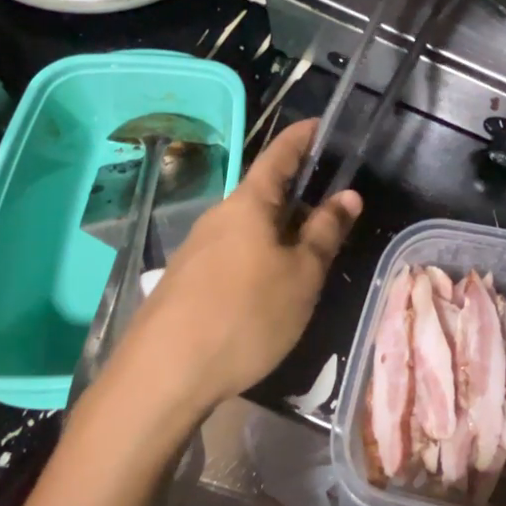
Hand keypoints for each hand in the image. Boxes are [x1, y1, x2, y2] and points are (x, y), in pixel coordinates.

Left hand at [104, 118, 361, 415]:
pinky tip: (271, 289)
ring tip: (309, 253)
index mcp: (247, 205)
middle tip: (334, 207)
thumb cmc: (244, 316)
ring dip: (280, 231)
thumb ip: (325, 232)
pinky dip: (259, 256)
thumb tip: (347, 195)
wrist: (158, 381)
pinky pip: (232, 255)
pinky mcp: (184, 285)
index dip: (302, 138)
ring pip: (248, 228)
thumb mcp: (302, 276)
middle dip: (298, 195)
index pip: (279, 155)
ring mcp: (196, 252)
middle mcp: (218, 218)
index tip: (322, 124)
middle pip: (263, 194)